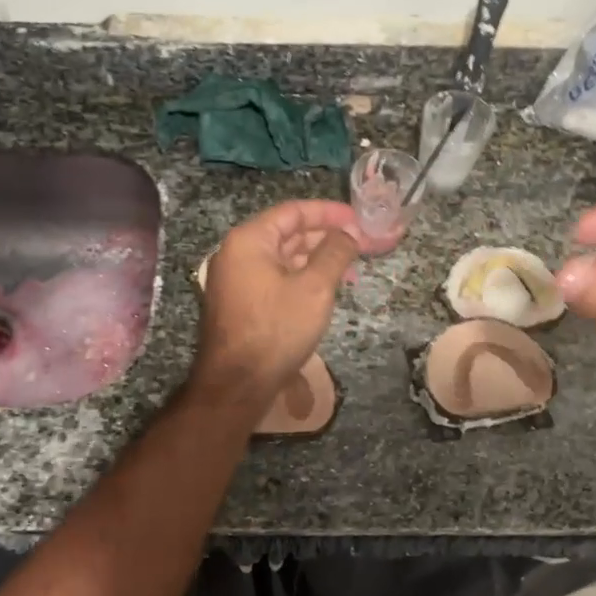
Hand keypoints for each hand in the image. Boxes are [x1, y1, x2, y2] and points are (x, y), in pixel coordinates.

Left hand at [194, 200, 360, 403]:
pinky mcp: (239, 302)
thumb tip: (349, 234)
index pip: (293, 211)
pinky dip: (300, 276)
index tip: (358, 219)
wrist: (237, 384)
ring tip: (350, 268)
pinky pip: (273, 277)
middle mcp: (236, 252)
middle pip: (286, 232)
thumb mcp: (315, 288)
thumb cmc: (276, 330)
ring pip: (281, 257)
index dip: (329, 213)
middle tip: (360, 244)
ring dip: (315, 258)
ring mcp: (234, 278)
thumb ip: (335, 253)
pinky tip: (324, 288)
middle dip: (325, 236)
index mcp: (249, 240)